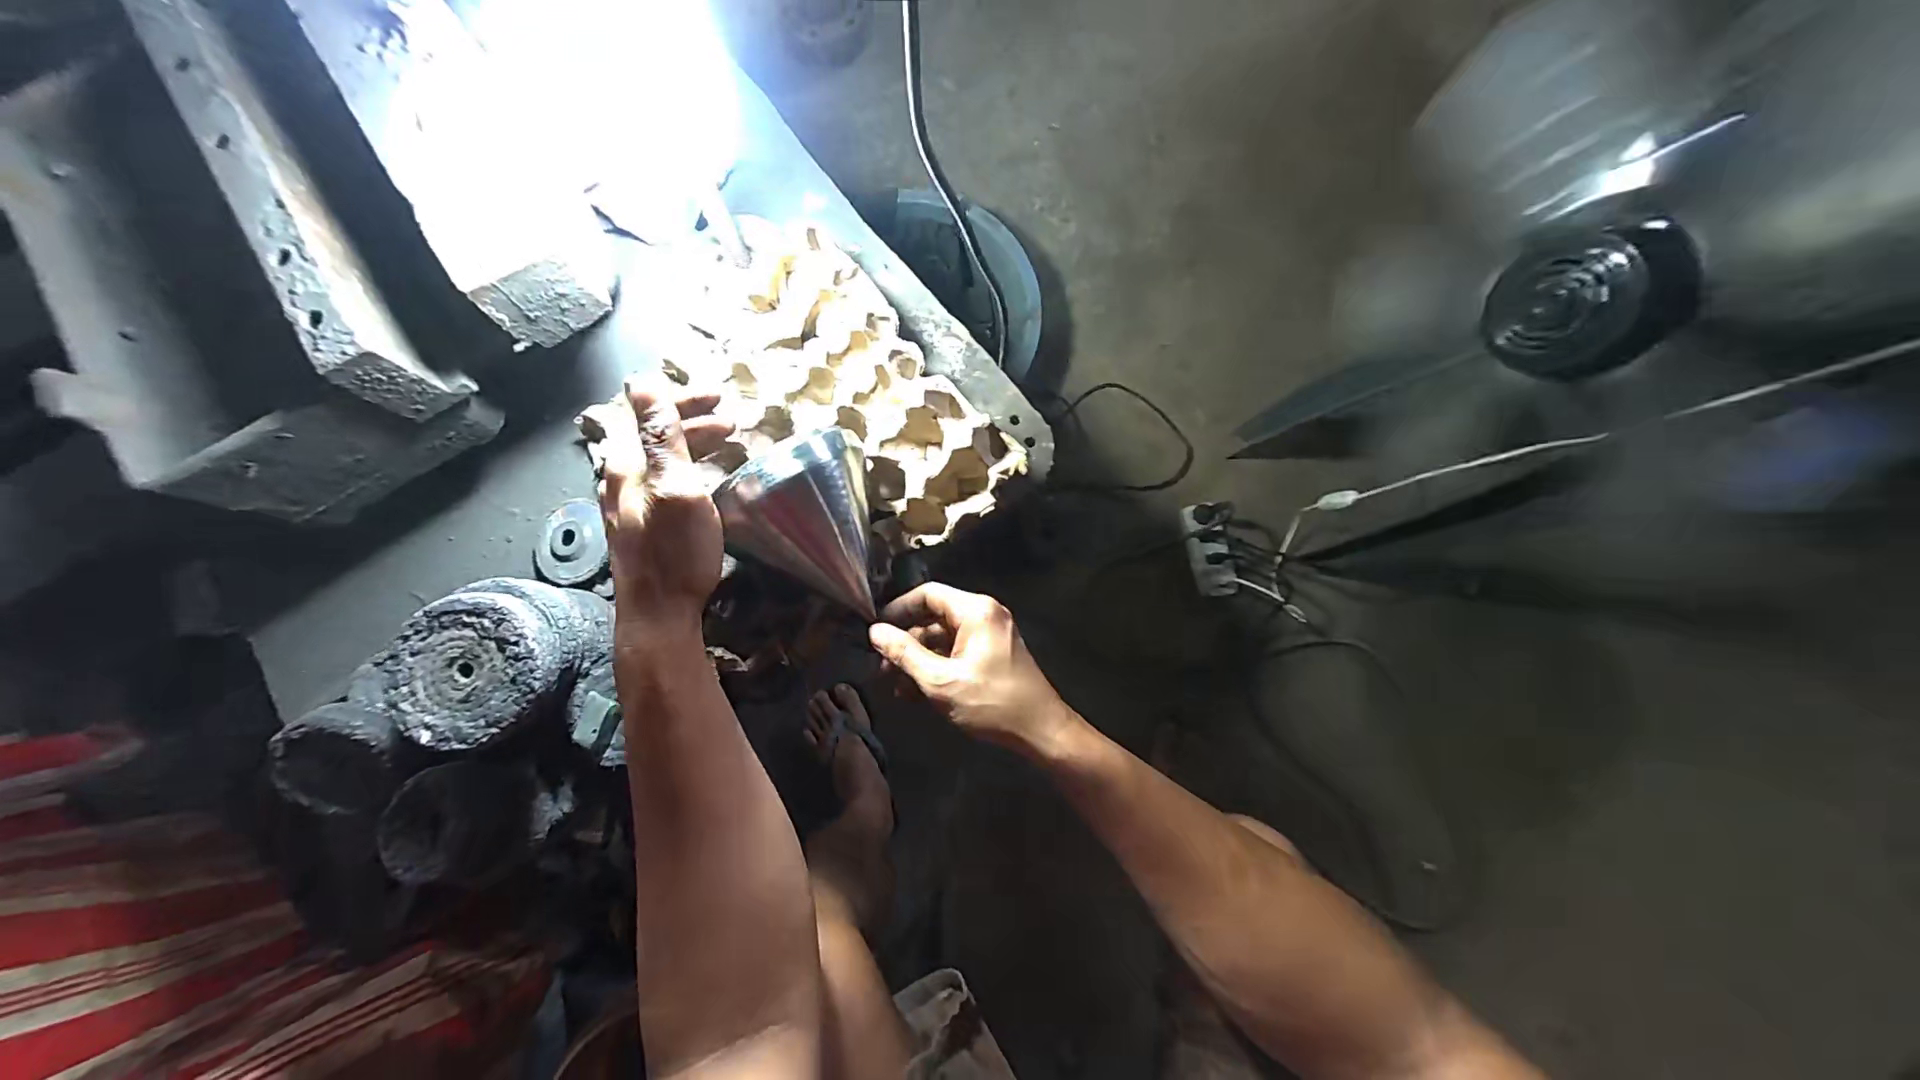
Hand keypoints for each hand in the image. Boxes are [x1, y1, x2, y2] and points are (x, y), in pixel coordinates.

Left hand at [597, 374, 735, 629]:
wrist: (659, 613)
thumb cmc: (674, 552)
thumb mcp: (676, 489)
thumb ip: (662, 437)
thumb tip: (643, 383)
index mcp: (627, 466)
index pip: (645, 413)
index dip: (681, 399)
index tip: (718, 397)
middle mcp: (622, 479)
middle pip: (652, 434)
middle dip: (691, 419)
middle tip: (730, 420)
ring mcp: (632, 503)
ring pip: (660, 457)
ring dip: (692, 442)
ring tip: (726, 442)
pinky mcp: (644, 523)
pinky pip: (665, 478)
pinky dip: (689, 466)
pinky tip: (708, 477)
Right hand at [868, 584, 1078, 756]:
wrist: (1040, 731)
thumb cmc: (991, 703)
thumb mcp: (941, 681)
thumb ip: (905, 654)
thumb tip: (875, 631)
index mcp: (976, 611)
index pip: (927, 594)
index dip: (898, 611)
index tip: (875, 633)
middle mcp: (984, 615)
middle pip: (933, 617)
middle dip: (906, 643)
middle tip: (882, 668)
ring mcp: (989, 635)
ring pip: (942, 638)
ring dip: (918, 660)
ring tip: (896, 687)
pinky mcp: (991, 654)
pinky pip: (955, 651)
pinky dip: (936, 667)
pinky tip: (916, 692)